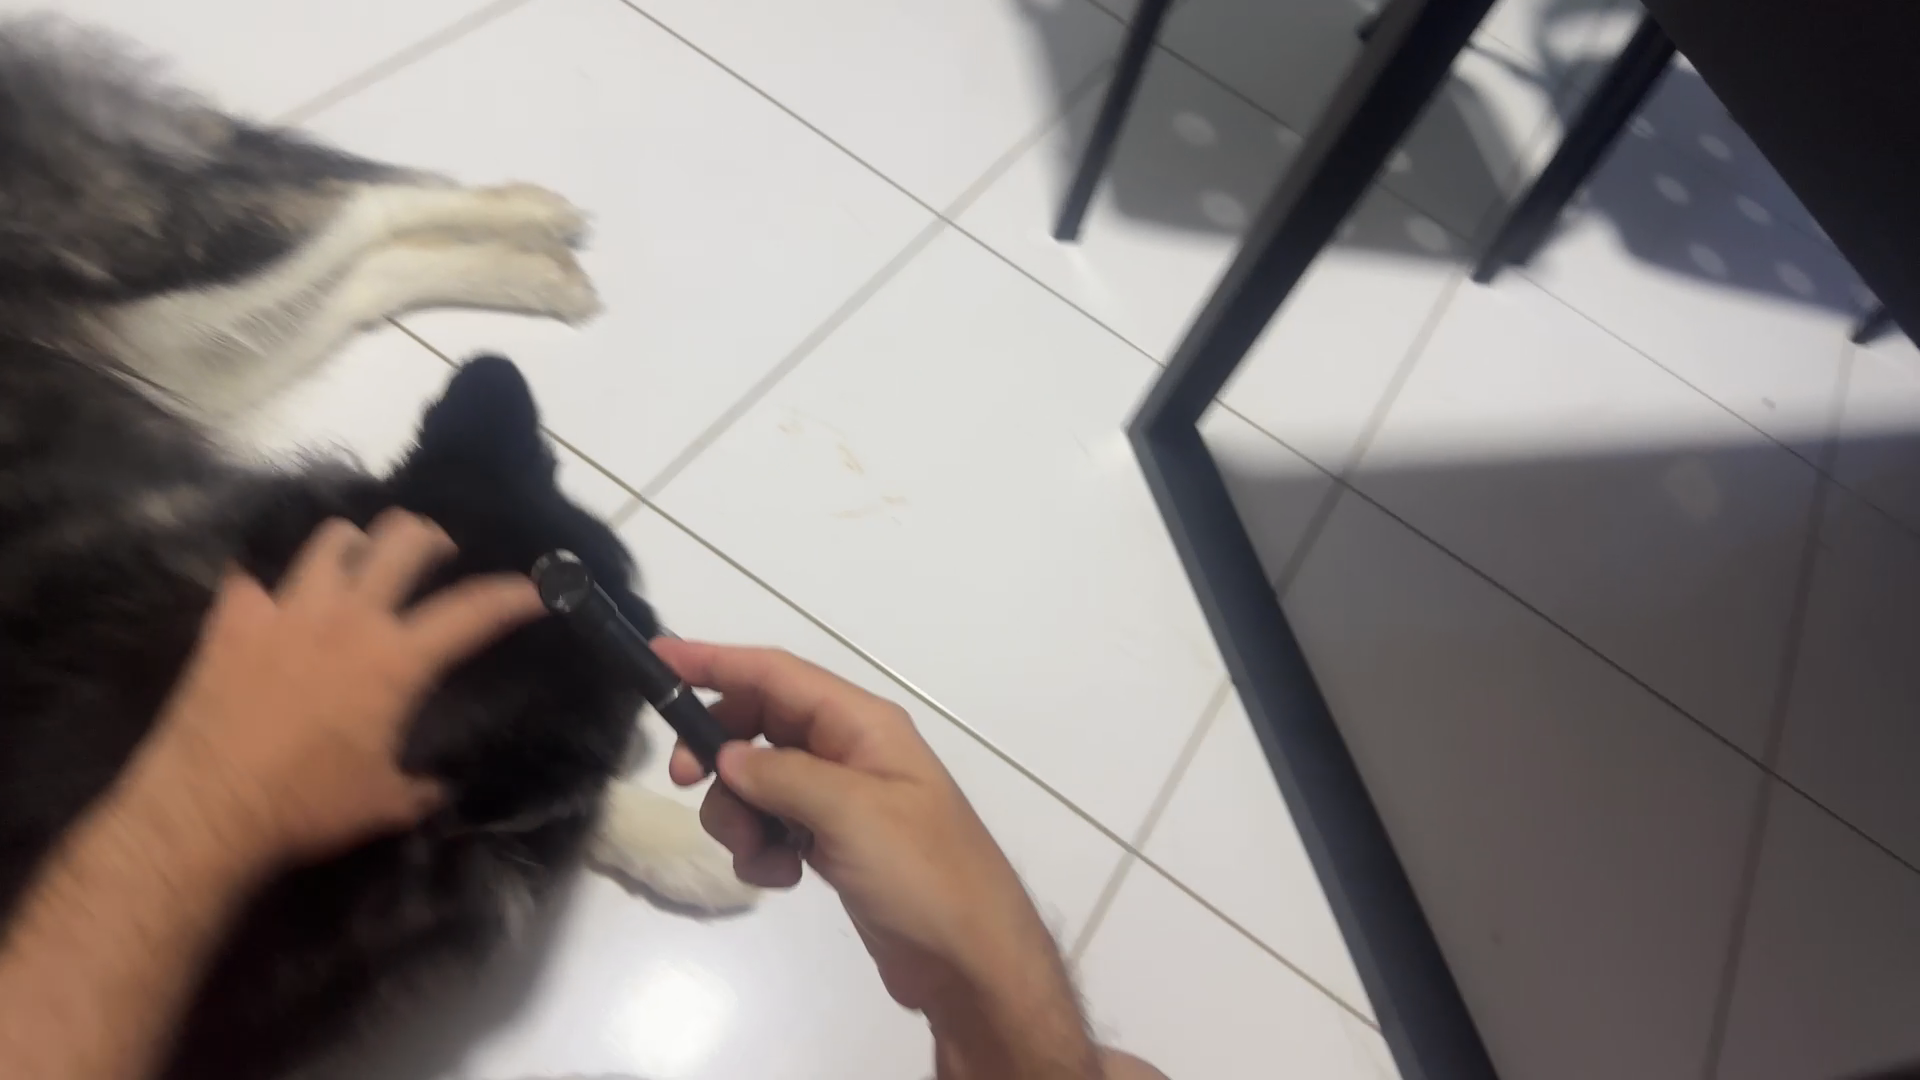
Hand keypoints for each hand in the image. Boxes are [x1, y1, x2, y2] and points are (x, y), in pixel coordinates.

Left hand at [140, 510, 546, 864]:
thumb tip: (437, 788)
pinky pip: (251, 577)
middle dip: (431, 537)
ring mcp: (284, 617)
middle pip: (401, 543)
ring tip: (364, 559)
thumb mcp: (387, 803)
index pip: (475, 611)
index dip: (516, 596)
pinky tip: (279, 596)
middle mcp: (349, 621)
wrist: (194, 819)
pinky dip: (272, 579)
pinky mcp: (229, 628)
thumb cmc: (306, 806)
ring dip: (357, 544)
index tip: (540, 591)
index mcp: (398, 660)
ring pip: (330, 543)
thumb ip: (422, 784)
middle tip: (439, 549)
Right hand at [657, 641, 1059, 1012]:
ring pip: (761, 779)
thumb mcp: (853, 812)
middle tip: (683, 781)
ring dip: (742, 812)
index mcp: (862, 722)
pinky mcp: (833, 839)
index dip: (718, 661)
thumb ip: (785, 776)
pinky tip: (784, 876)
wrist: (968, 955)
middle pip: (763, 723)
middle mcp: (849, 748)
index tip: (661, 657)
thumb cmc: (922, 870)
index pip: (779, 674)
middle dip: (720, 749)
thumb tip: (728, 757)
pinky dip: (763, 846)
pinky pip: (775, 824)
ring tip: (760, 852)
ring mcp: (841, 795)